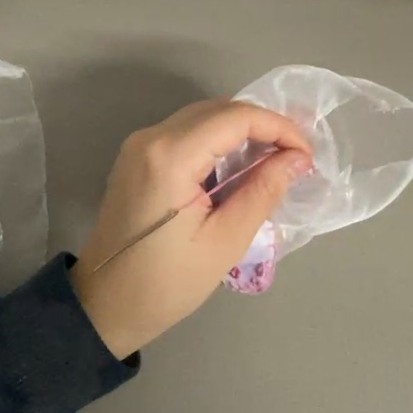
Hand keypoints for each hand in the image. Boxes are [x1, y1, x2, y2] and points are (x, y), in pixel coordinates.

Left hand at [71, 101, 311, 359]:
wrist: (105, 303)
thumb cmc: (166, 282)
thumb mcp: (225, 241)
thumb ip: (262, 191)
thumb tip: (297, 158)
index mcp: (169, 156)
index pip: (234, 117)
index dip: (278, 127)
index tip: (307, 156)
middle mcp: (150, 137)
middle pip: (217, 109)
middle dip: (262, 125)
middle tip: (297, 157)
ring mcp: (139, 145)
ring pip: (201, 118)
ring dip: (240, 132)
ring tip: (276, 162)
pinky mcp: (136, 157)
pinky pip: (185, 134)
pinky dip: (216, 142)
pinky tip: (239, 167)